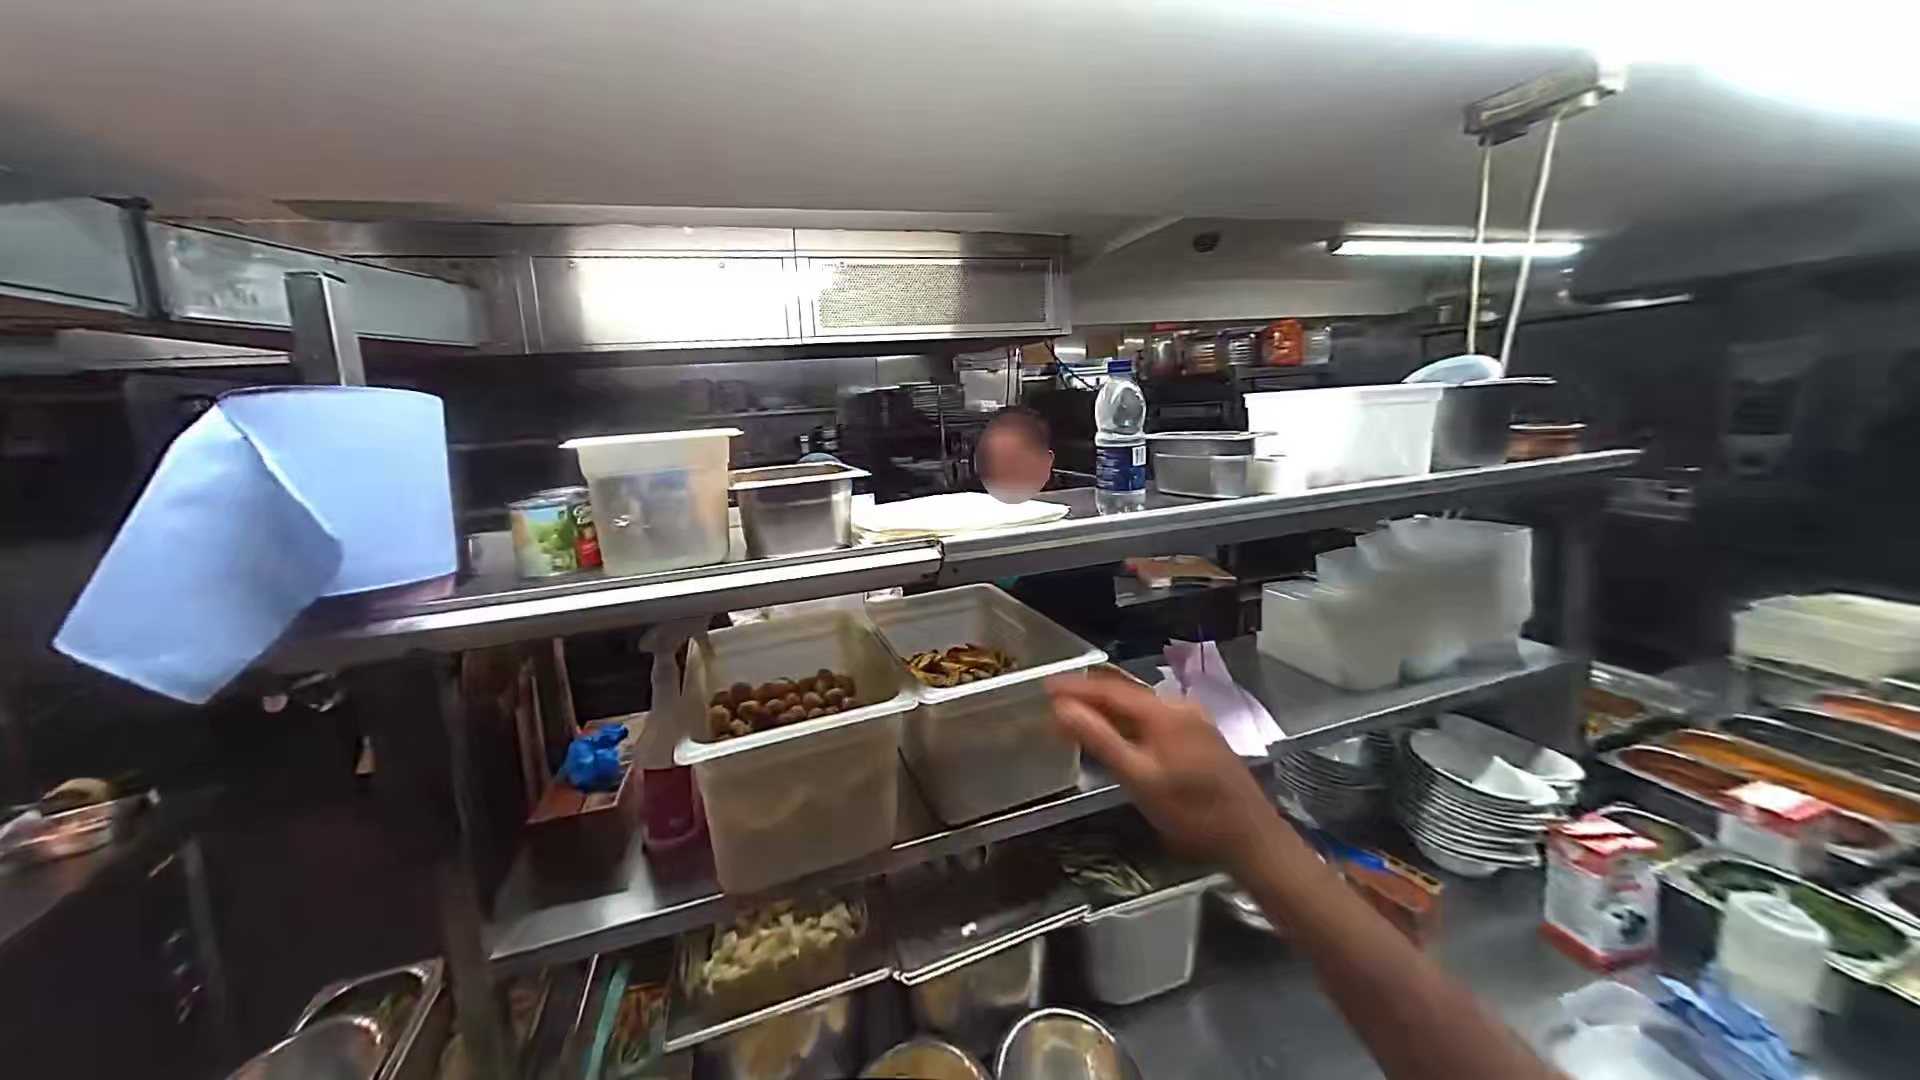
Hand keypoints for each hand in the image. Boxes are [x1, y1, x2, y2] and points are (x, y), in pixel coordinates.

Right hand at [1048, 670, 1278, 871]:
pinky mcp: (1199, 736)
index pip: (1110, 688)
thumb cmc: (1192, 813)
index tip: (1046, 688)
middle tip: (1055, 705)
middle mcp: (1179, 706)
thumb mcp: (1139, 779)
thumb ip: (1099, 740)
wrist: (1253, 839)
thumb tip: (1061, 709)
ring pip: (1139, 707)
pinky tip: (1115, 736)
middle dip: (1089, 698)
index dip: (1075, 687)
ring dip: (1107, 712)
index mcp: (1165, 711)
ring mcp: (1192, 720)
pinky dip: (1128, 723)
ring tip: (1077, 720)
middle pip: (1125, 693)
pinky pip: (1153, 719)